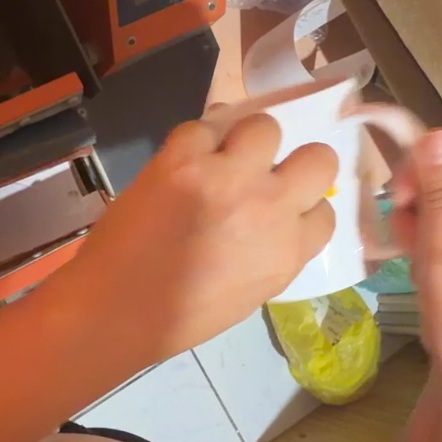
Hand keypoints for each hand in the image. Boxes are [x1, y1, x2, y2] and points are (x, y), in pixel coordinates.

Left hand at [46, 114, 335, 364]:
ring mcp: (228, 177)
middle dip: (294, 162)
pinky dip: (195, 140)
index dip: (302, 206)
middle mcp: (270, 208)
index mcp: (287, 252)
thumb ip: (271, 252)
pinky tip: (184, 159)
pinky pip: (204, 125)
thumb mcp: (249, 293)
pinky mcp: (183, 159)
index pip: (325, 211)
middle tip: (262, 174)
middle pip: (317, 159)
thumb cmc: (180, 317)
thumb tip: (272, 222)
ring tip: (221, 157)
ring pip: (264, 126)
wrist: (117, 309)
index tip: (279, 208)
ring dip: (246, 139)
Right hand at [389, 130, 441, 408]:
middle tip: (407, 239)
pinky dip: (419, 244)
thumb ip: (440, 194)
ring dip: (415, 227)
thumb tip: (436, 132)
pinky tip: (419, 269)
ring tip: (416, 262)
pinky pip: (436, 230)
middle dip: (418, 204)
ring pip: (436, 206)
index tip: (396, 197)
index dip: (424, 171)